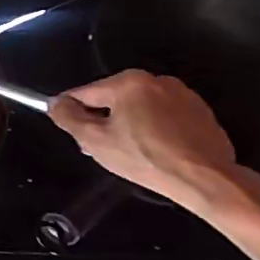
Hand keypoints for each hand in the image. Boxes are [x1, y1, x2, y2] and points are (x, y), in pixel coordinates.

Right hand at [49, 69, 247, 207]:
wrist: (204, 178)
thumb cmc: (144, 158)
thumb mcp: (94, 140)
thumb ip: (68, 117)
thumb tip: (55, 103)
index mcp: (128, 82)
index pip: (84, 92)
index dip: (71, 111)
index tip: (69, 129)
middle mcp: (157, 81)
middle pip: (113, 99)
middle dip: (103, 120)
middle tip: (100, 148)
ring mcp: (183, 95)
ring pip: (139, 108)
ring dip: (128, 124)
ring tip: (129, 152)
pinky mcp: (201, 112)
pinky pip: (164, 117)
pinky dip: (154, 129)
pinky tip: (154, 151)